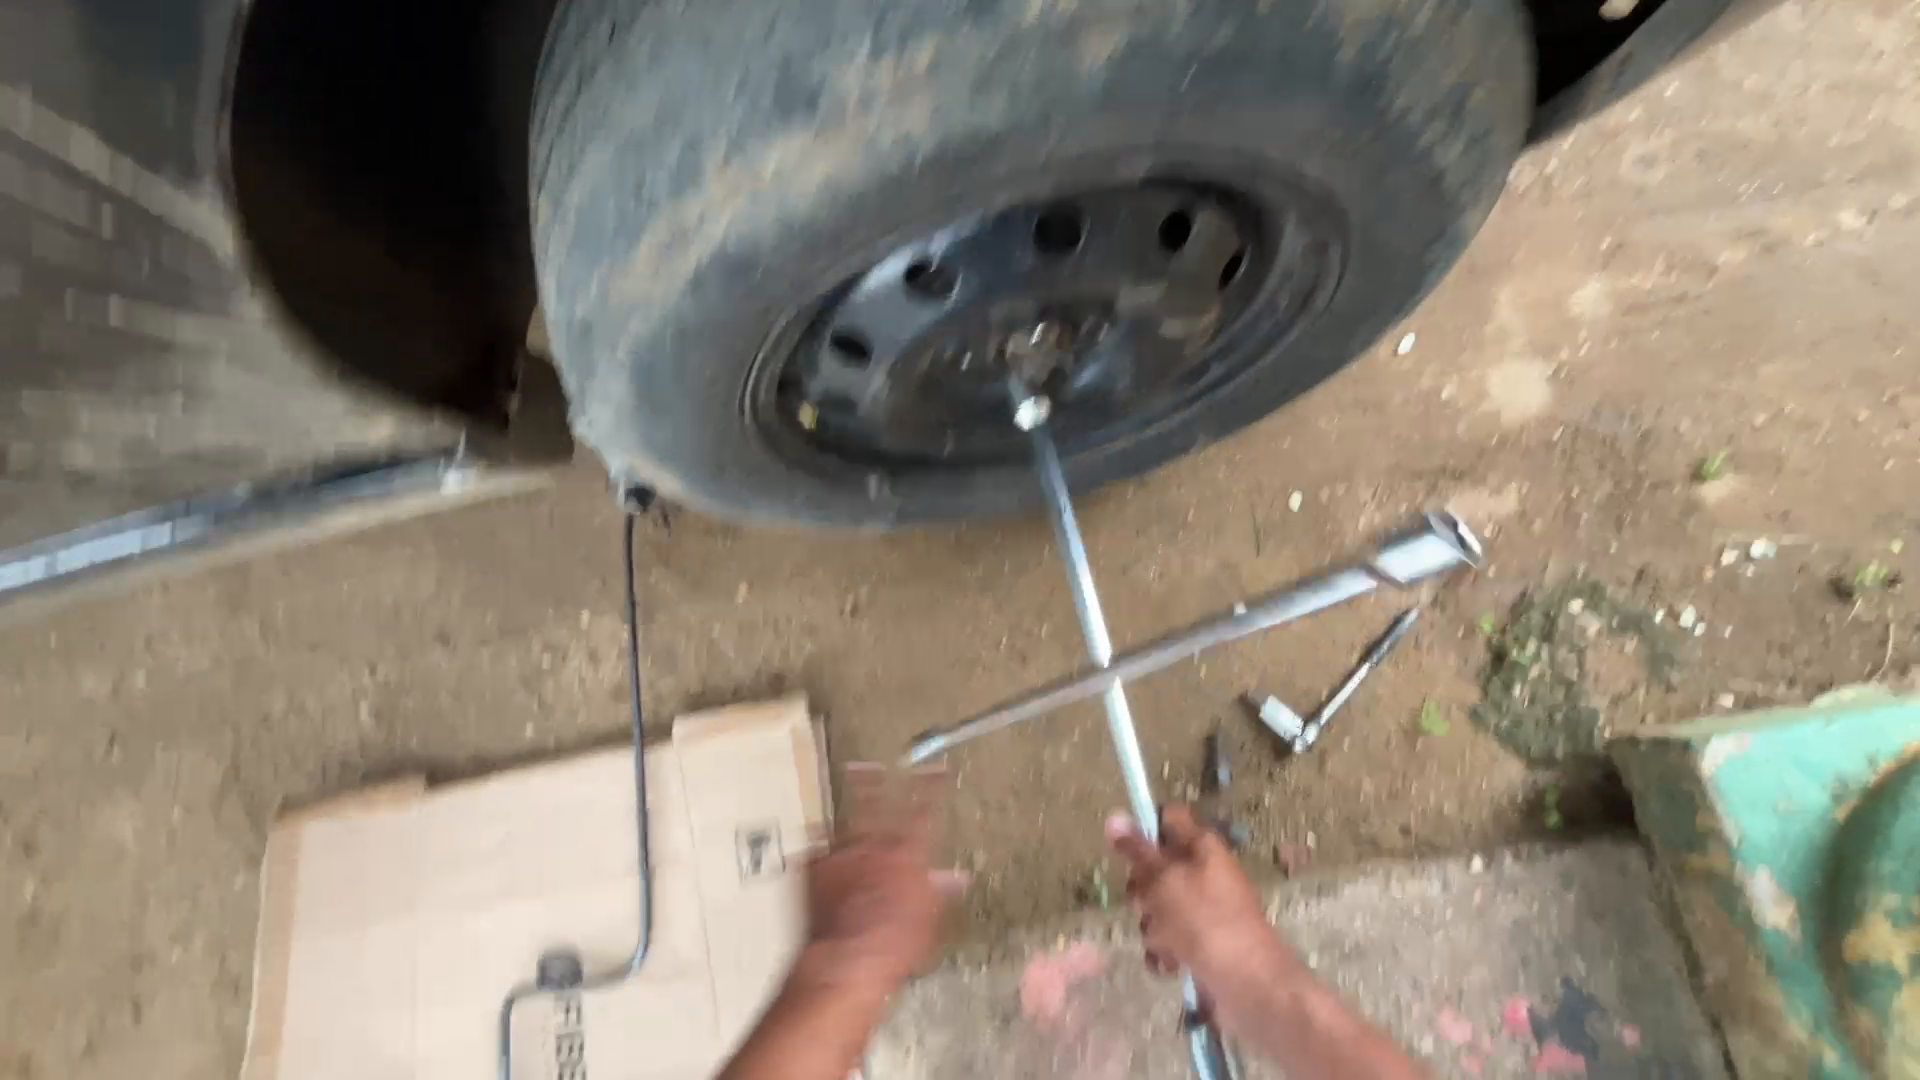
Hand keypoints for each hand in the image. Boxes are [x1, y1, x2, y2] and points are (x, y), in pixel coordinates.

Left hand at [789, 765, 964, 1000]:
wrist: (845, 962)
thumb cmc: (892, 945)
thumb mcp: (926, 918)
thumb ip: (935, 888)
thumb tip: (953, 880)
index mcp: (906, 852)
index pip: (924, 807)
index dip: (930, 783)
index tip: (934, 768)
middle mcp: (874, 844)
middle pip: (875, 799)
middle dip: (876, 778)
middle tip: (873, 761)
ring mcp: (841, 852)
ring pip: (847, 818)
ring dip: (851, 799)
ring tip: (852, 775)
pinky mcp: (813, 867)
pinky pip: (820, 851)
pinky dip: (826, 850)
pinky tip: (826, 847)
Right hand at [1107, 804, 1304, 1036]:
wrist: (1251, 987)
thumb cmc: (1205, 922)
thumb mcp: (1164, 880)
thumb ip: (1136, 851)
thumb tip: (1113, 815)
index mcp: (1201, 846)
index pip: (1167, 818)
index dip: (1144, 827)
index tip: (1126, 847)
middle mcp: (1205, 872)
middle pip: (1157, 866)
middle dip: (1142, 890)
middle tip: (1146, 903)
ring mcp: (1206, 910)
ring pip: (1159, 906)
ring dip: (1153, 926)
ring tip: (1164, 943)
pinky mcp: (1204, 943)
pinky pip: (1171, 937)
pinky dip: (1165, 951)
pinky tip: (1168, 965)